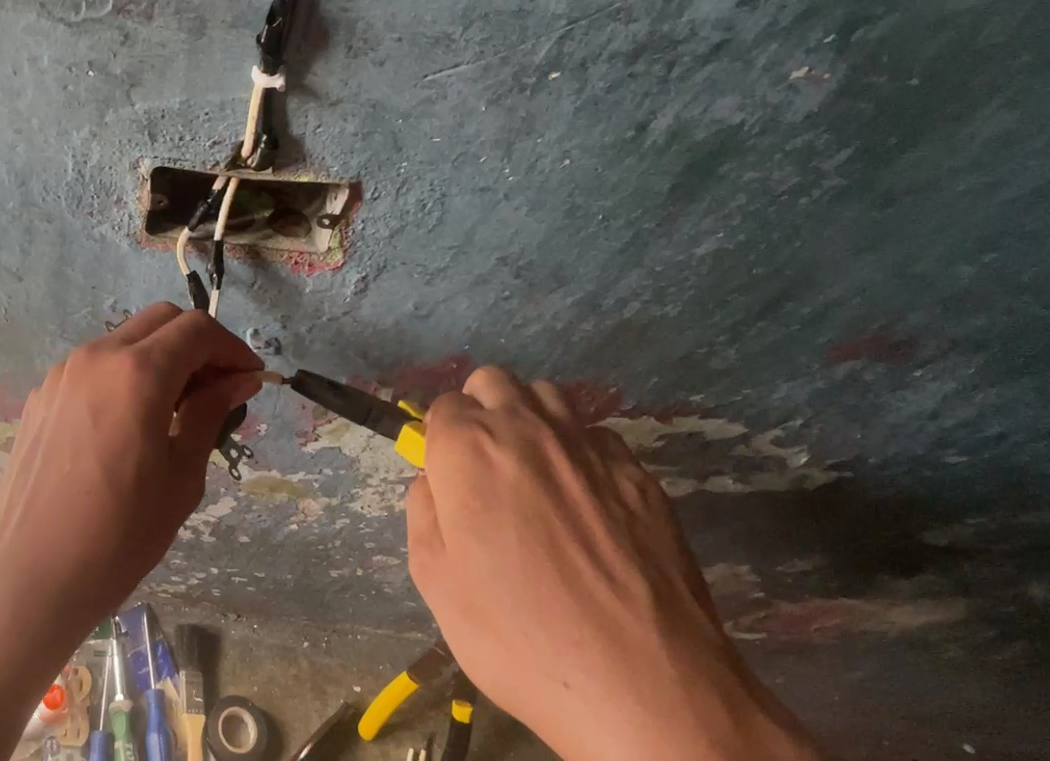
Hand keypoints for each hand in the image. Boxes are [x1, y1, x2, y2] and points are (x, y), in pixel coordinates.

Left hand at [0, 302, 264, 628]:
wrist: (30, 575)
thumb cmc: (119, 536)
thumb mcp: (181, 477)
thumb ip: (209, 414)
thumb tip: (240, 379)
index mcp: (136, 373)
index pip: (197, 329)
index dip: (232, 348)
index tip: (250, 380)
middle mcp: (95, 356)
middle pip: (160, 320)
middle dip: (198, 344)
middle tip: (219, 391)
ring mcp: (62, 374)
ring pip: (124, 339)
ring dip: (160, 357)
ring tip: (177, 411)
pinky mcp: (41, 396)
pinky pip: (94, 367)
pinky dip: (124, 375)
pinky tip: (131, 424)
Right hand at [406, 367, 819, 760]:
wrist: (646, 686)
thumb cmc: (519, 635)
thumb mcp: (435, 581)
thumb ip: (423, 512)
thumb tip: (433, 481)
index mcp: (467, 447)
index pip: (442, 407)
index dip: (439, 440)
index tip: (446, 478)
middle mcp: (527, 428)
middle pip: (494, 382)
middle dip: (481, 410)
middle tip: (483, 468)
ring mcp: (590, 448)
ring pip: (549, 396)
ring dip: (530, 419)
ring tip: (533, 474)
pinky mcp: (642, 475)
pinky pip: (598, 437)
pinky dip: (580, 452)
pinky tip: (585, 502)